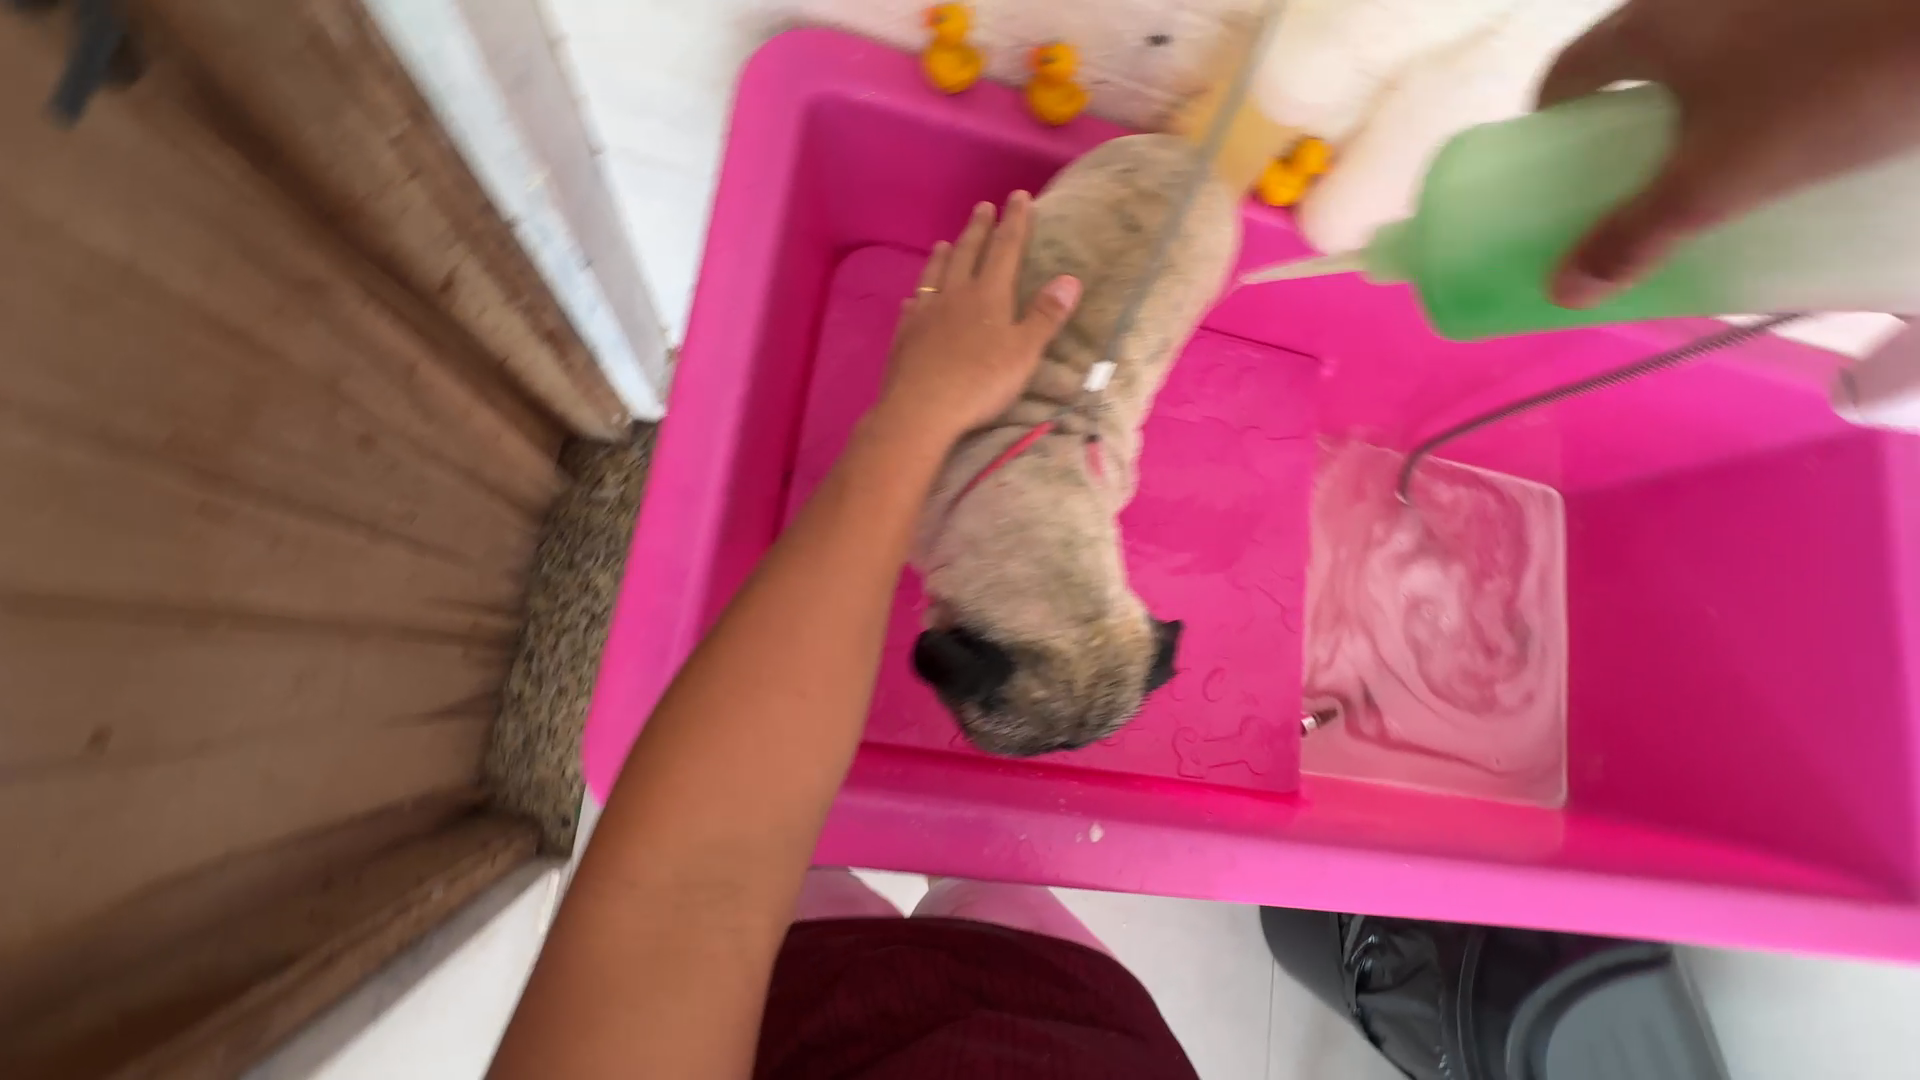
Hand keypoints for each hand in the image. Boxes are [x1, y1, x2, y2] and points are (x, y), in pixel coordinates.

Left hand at [875, 192, 1080, 442]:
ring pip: (935, 275)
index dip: (1015, 222)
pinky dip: (916, 297)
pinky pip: (912, 308)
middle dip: (978, 229)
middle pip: (967, 254)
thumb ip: (1045, 316)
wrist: (921, 409)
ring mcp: (925, 314)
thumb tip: (1070, 279)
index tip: (1019, 197)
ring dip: (942, 256)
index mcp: (988, 295)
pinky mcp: (905, 337)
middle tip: (983, 206)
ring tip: (944, 242)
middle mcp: (954, 295)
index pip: (1005, 249)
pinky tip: (912, 299)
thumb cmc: (980, 383)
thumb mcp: (1023, 352)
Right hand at [1539, 0, 1919, 307]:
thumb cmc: (1834, 82)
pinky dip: (1761, 68)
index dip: (1550, 124)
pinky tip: (1795, 103)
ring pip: (1705, 41)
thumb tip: (1563, 292)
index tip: (1557, 166)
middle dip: (1623, 113)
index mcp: (1649, 24)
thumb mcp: (1719, 181)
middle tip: (1635, 168)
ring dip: (1694, 90)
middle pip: (1633, 57)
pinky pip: (1772, 31)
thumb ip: (1633, 238)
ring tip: (1719, 143)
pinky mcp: (1828, 0)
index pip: (1564, 74)